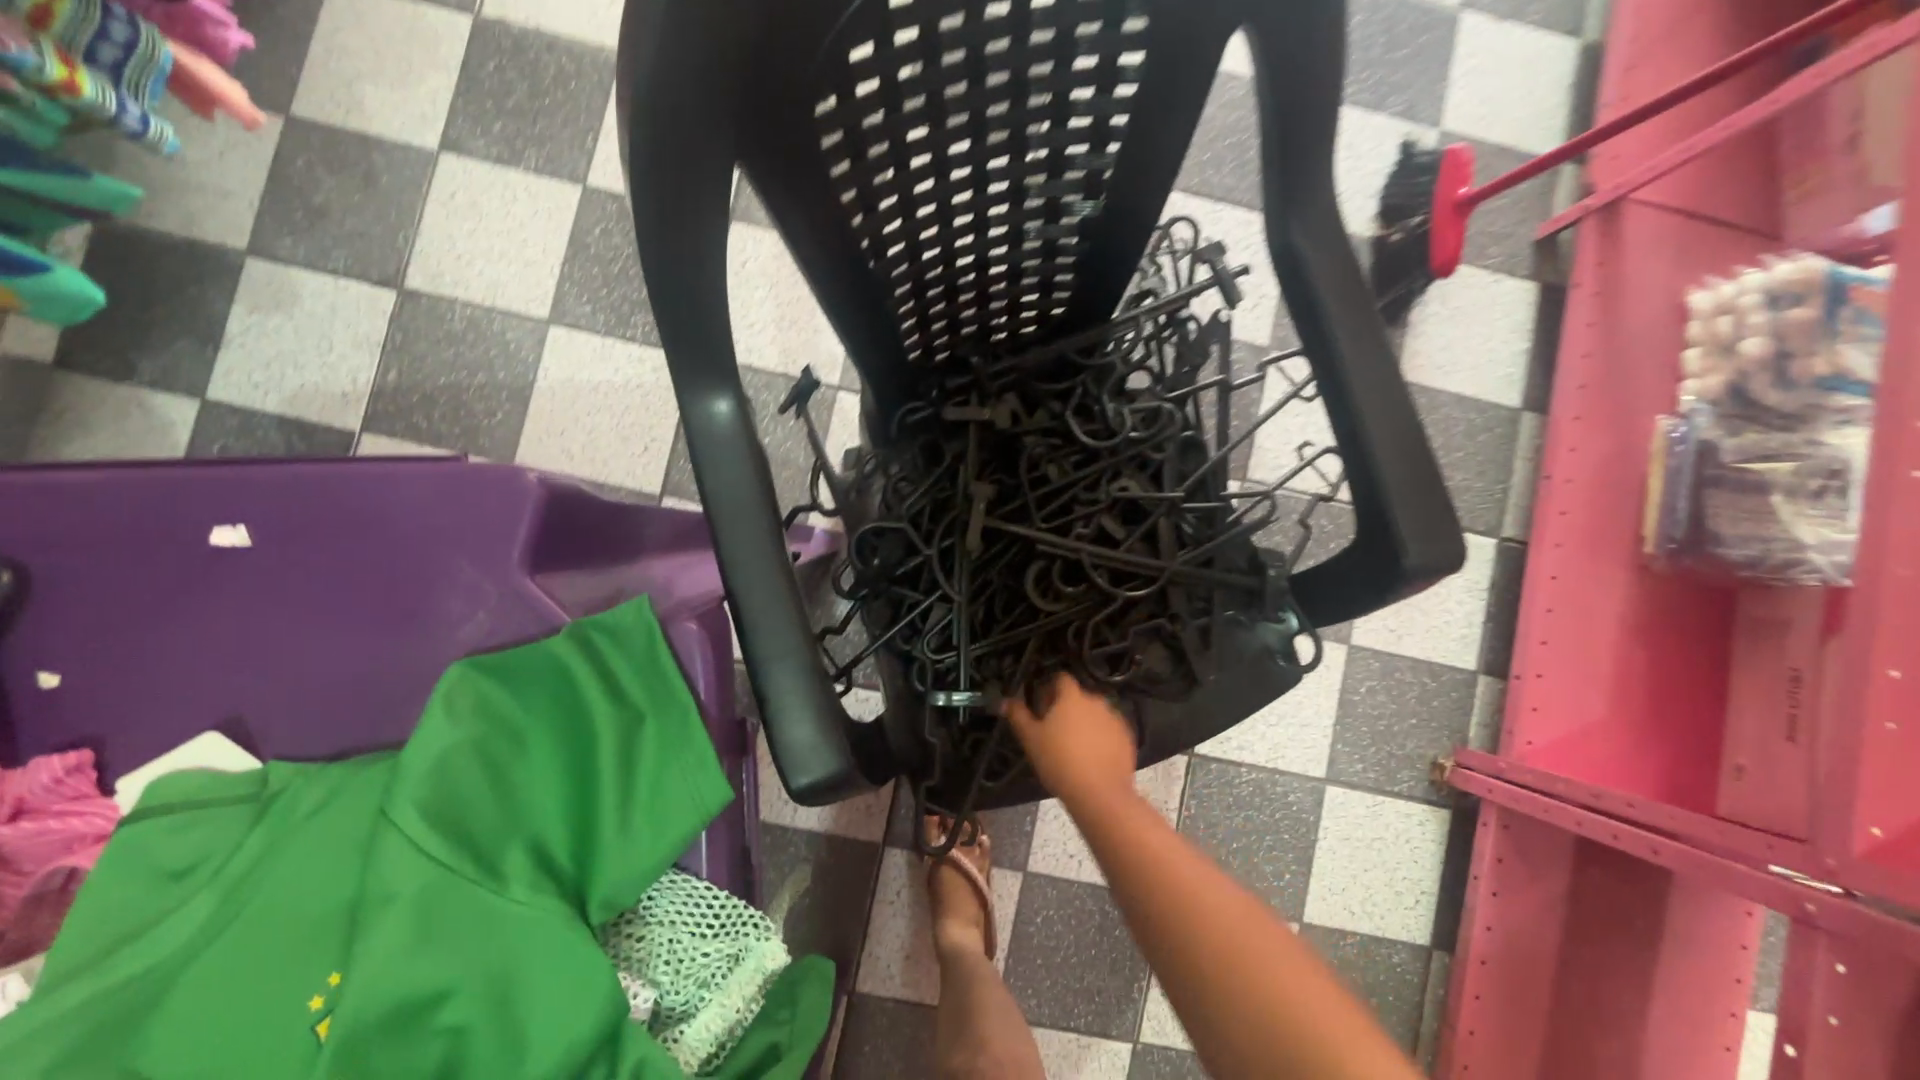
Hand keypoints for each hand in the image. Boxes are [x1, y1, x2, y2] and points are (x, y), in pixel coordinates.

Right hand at [1005, 673, 1138, 809]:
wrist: (1099, 794)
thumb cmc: (1059, 762)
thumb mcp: (1031, 739)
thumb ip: (1018, 715)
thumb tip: (1005, 700)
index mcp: (1072, 697)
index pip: (1061, 679)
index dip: (1049, 690)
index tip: (1041, 709)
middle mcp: (1097, 701)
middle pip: (1078, 697)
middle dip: (1066, 708)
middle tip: (1053, 731)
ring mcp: (1116, 719)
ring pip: (1095, 714)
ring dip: (1084, 722)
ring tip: (1074, 747)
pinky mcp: (1127, 738)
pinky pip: (1109, 730)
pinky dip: (1101, 737)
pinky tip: (1092, 757)